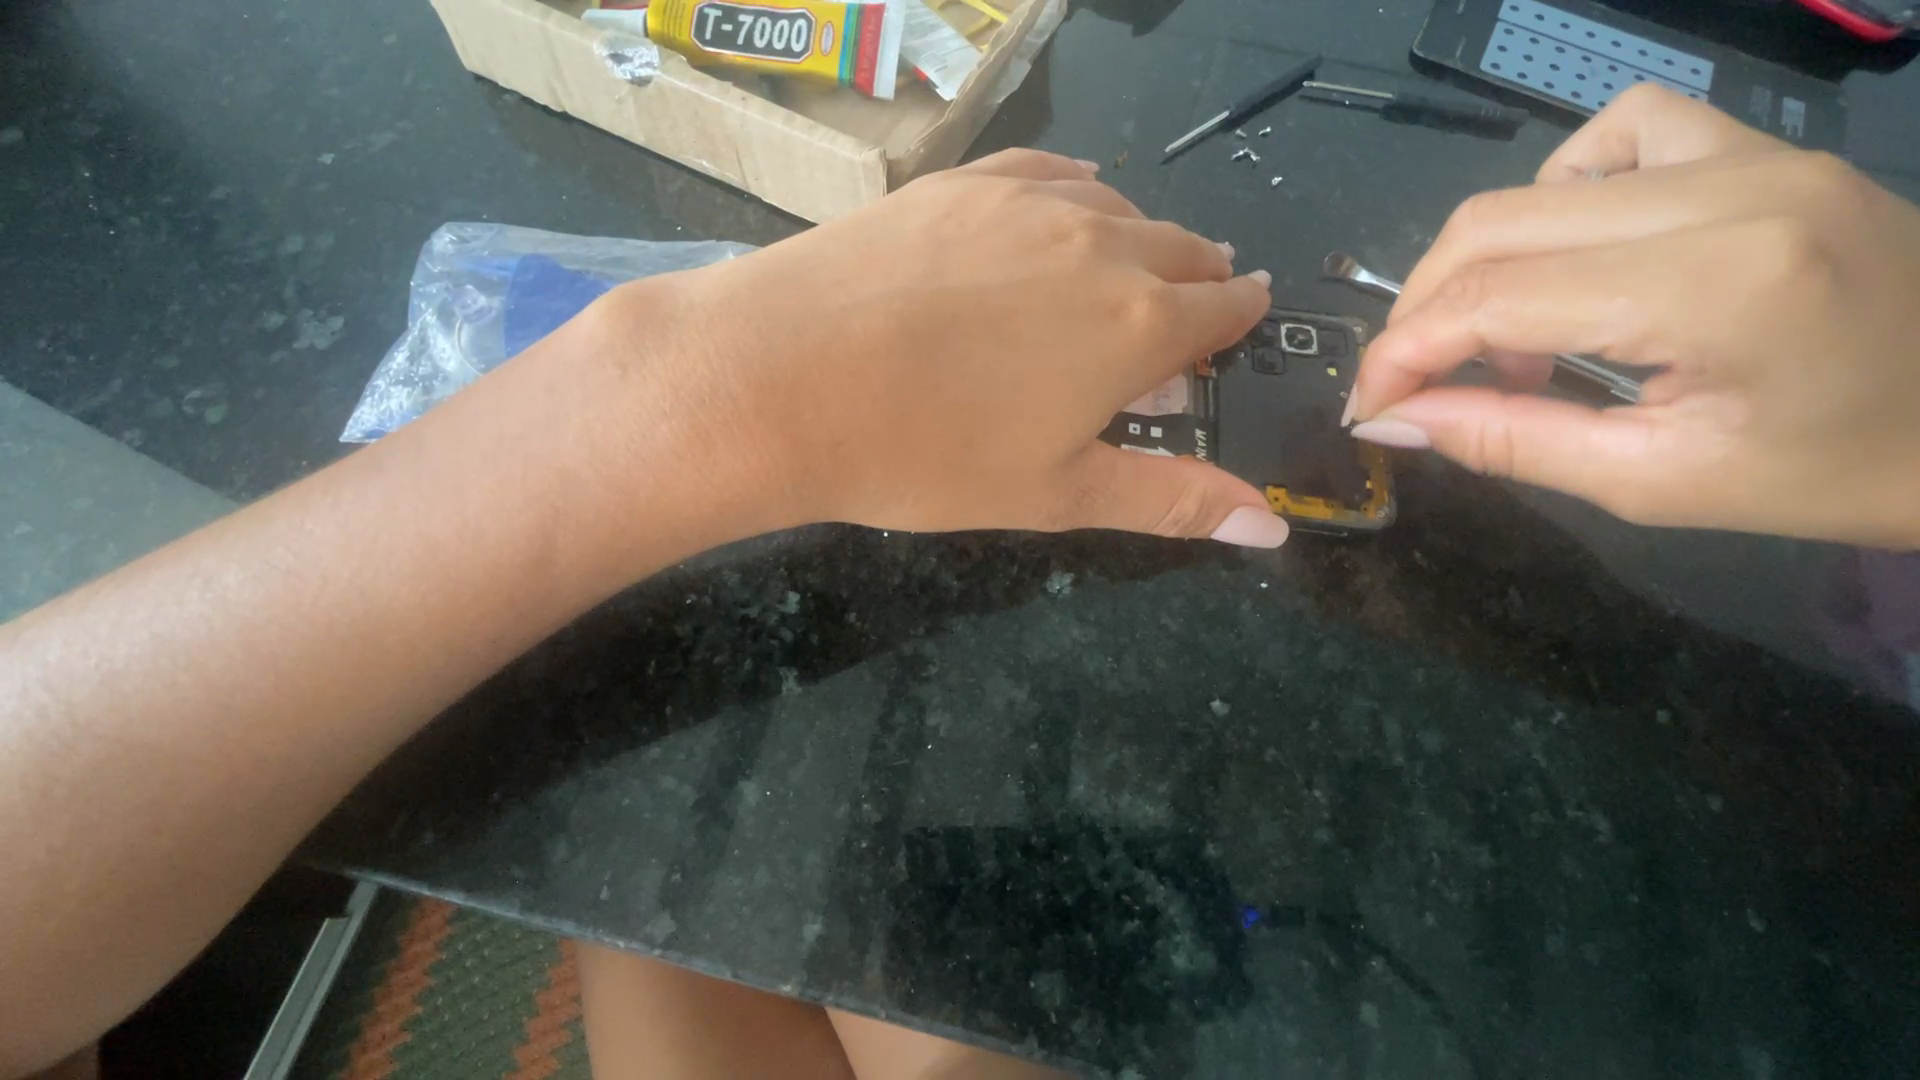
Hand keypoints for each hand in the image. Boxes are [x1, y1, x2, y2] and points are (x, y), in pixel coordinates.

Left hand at [598, 150, 1288, 548]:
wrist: (782, 379)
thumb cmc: (926, 455)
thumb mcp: (1058, 495)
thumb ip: (1171, 501)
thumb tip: (1274, 524)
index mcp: (1137, 325)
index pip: (1222, 308)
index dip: (1237, 319)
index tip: (1234, 325)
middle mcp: (1100, 245)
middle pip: (1181, 248)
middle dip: (1195, 281)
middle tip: (1180, 313)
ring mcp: (1027, 203)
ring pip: (1118, 208)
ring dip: (1136, 240)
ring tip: (1121, 270)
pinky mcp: (962, 182)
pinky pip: (1048, 174)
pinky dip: (1074, 196)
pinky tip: (1063, 209)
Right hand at [1346, 85, 1919, 548]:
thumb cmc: (1828, 472)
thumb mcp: (1650, 480)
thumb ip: (1504, 441)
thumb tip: (1387, 420)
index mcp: (1712, 287)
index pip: (1488, 300)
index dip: (1398, 356)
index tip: (1368, 410)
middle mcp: (1729, 194)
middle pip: (1490, 230)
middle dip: (1418, 316)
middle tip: (1415, 385)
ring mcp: (1751, 159)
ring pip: (1534, 183)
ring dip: (1477, 263)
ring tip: (1500, 334)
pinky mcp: (1760, 151)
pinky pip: (1620, 133)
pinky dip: (1558, 192)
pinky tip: (1569, 253)